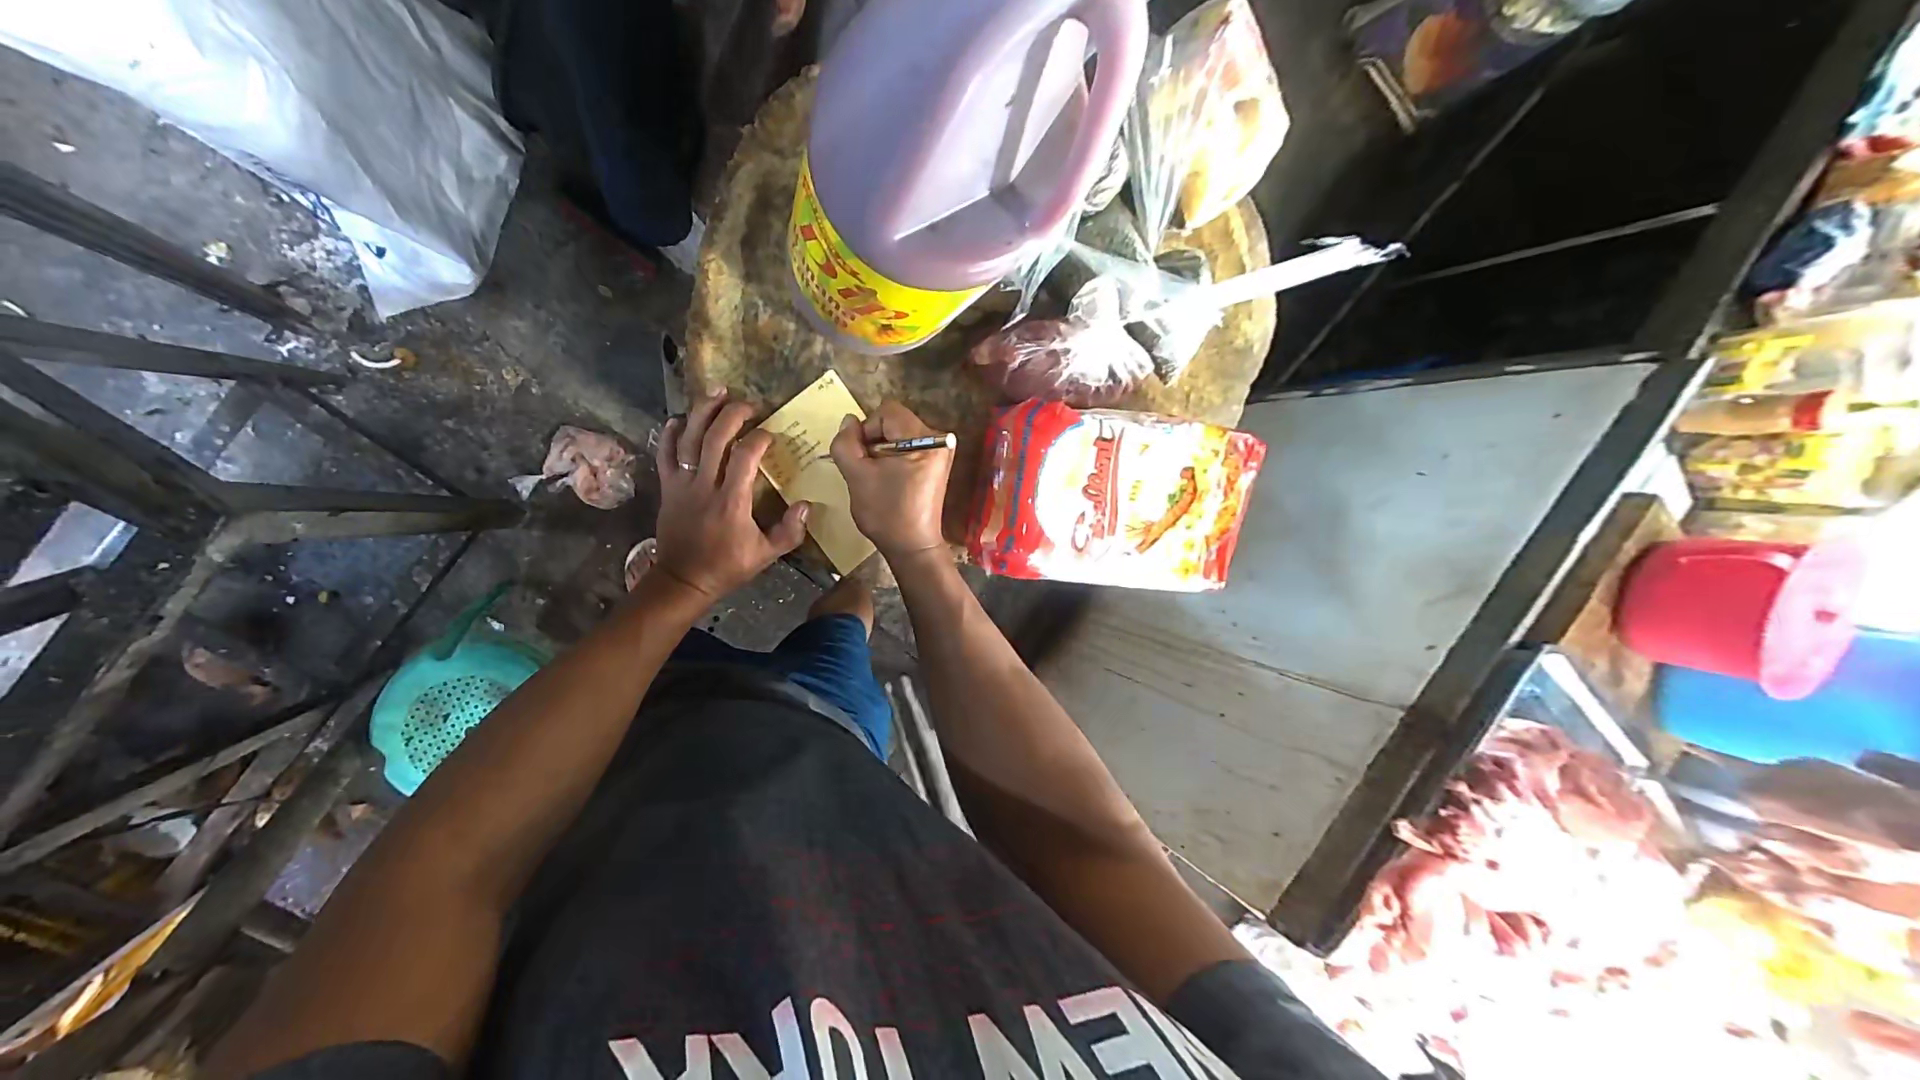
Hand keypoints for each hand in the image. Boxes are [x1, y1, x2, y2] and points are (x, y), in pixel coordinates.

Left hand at [652, 390, 808, 599]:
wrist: (683, 580)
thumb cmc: (727, 567)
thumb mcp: (765, 555)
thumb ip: (789, 531)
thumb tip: (806, 504)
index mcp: (731, 501)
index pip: (745, 456)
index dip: (760, 439)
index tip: (771, 434)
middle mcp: (704, 485)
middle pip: (715, 438)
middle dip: (733, 415)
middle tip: (750, 404)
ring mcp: (682, 484)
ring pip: (688, 438)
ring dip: (703, 412)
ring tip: (718, 392)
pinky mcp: (667, 487)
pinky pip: (665, 453)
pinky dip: (670, 433)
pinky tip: (680, 418)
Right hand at [831, 401, 951, 560]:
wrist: (913, 546)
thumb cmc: (886, 512)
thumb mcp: (856, 475)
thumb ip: (846, 443)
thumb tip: (849, 422)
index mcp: (925, 439)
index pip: (886, 412)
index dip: (867, 430)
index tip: (862, 457)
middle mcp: (939, 440)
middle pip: (894, 422)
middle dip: (875, 441)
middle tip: (868, 469)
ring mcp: (940, 453)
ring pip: (899, 435)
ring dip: (882, 451)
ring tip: (878, 477)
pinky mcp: (937, 465)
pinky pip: (908, 448)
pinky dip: (893, 458)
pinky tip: (889, 480)